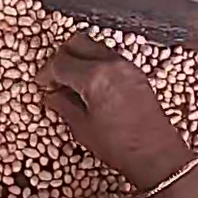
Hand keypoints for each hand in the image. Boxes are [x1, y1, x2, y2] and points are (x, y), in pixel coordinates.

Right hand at [37, 34, 193, 190]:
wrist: (156, 154)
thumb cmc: (120, 146)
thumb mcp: (83, 128)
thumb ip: (64, 106)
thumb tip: (52, 95)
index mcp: (94, 77)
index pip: (61, 62)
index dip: (46, 72)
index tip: (41, 83)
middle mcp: (111, 64)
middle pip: (77, 43)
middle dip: (61, 57)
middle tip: (54, 78)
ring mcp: (127, 66)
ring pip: (95, 47)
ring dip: (80, 59)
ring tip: (72, 83)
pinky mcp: (137, 74)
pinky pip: (110, 58)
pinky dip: (96, 64)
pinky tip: (91, 86)